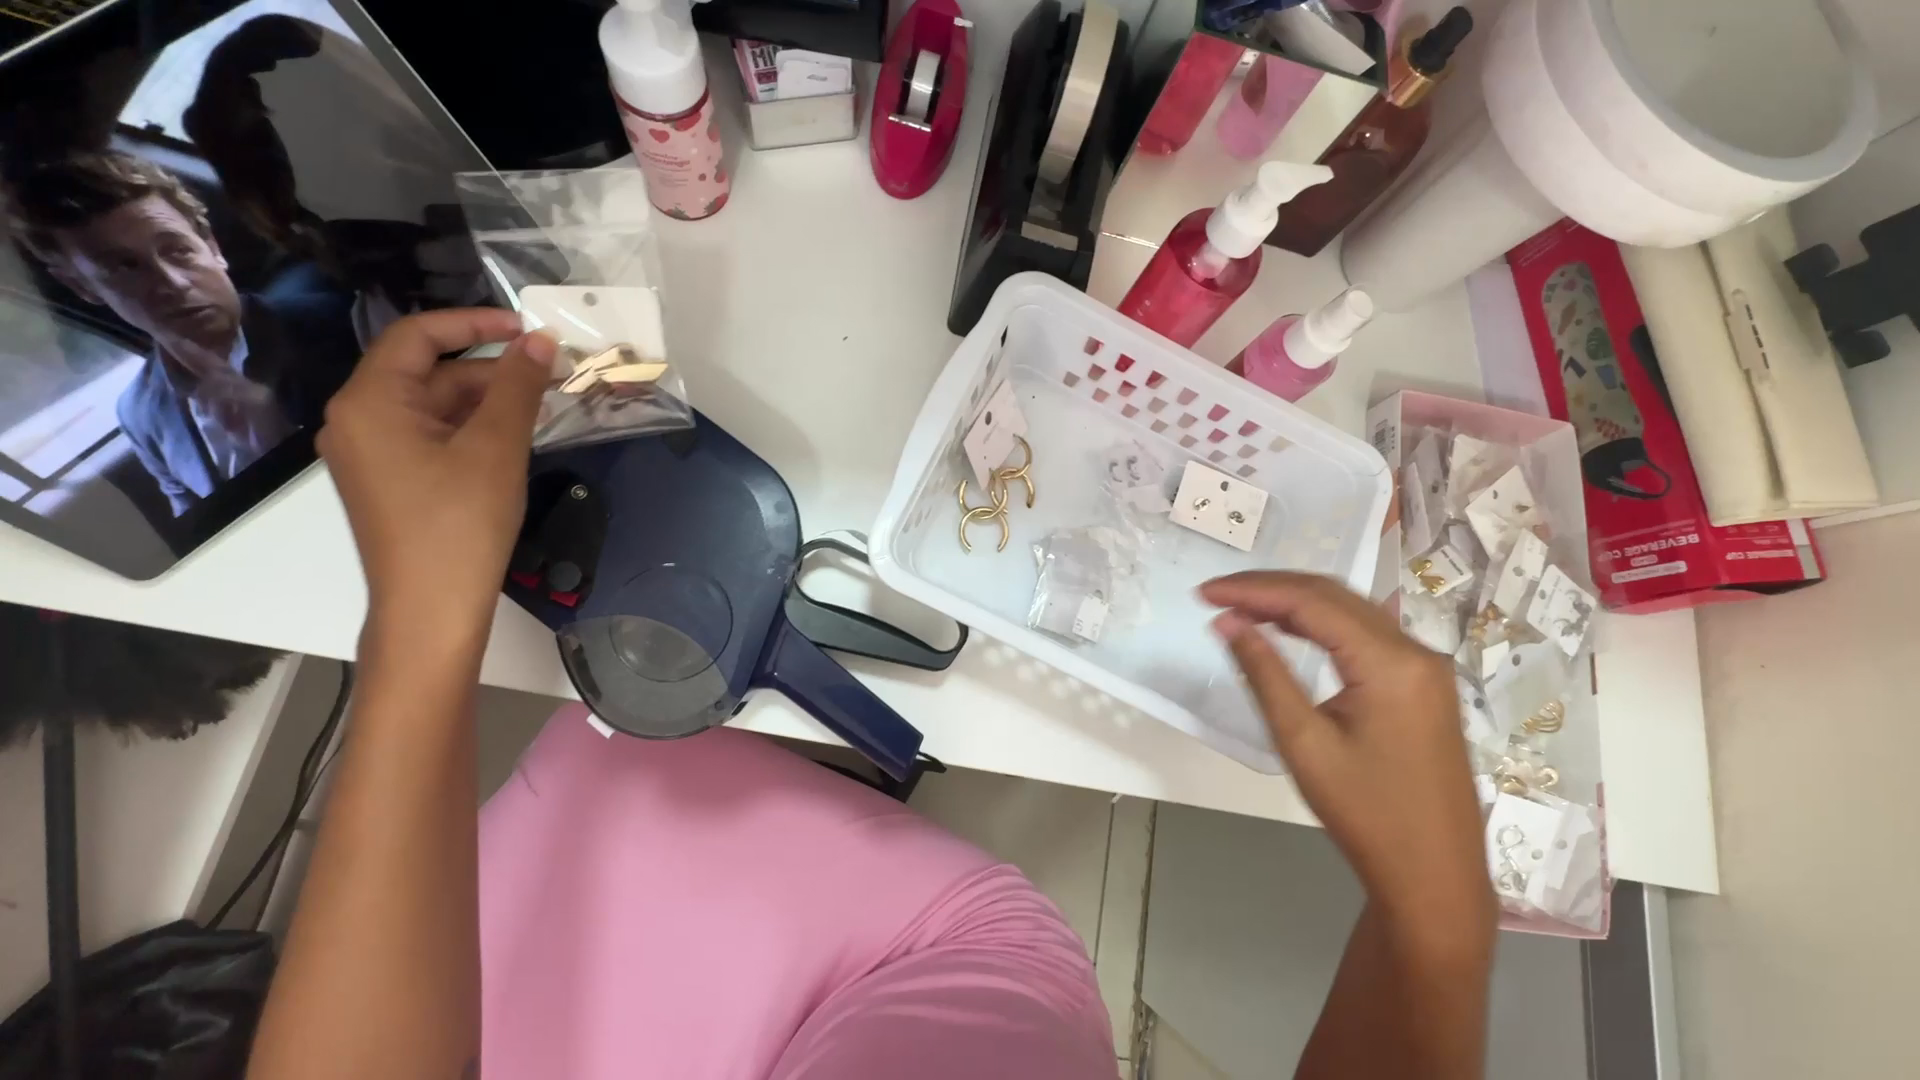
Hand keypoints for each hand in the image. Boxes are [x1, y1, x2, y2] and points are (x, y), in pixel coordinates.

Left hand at [318, 309, 555, 652]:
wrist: (430, 609)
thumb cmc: (459, 523)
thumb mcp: (496, 448)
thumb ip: (519, 387)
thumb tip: (542, 340)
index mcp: (370, 402)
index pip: (418, 337)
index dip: (475, 323)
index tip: (528, 329)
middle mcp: (359, 420)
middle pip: (428, 373)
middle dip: (490, 370)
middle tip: (549, 375)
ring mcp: (372, 454)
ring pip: (434, 407)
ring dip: (486, 402)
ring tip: (542, 408)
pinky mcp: (391, 482)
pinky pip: (432, 436)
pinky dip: (472, 429)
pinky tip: (513, 439)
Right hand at [1202, 572, 1493, 941]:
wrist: (1434, 875)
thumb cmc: (1365, 814)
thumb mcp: (1303, 743)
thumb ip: (1264, 674)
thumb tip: (1227, 621)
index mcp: (1391, 663)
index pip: (1312, 602)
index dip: (1254, 590)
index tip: (1204, 592)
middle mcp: (1416, 652)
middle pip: (1335, 597)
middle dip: (1271, 588)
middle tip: (1216, 595)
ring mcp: (1425, 668)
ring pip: (1351, 612)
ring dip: (1295, 603)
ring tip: (1241, 607)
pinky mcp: (1423, 686)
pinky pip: (1366, 636)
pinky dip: (1321, 625)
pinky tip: (1288, 630)